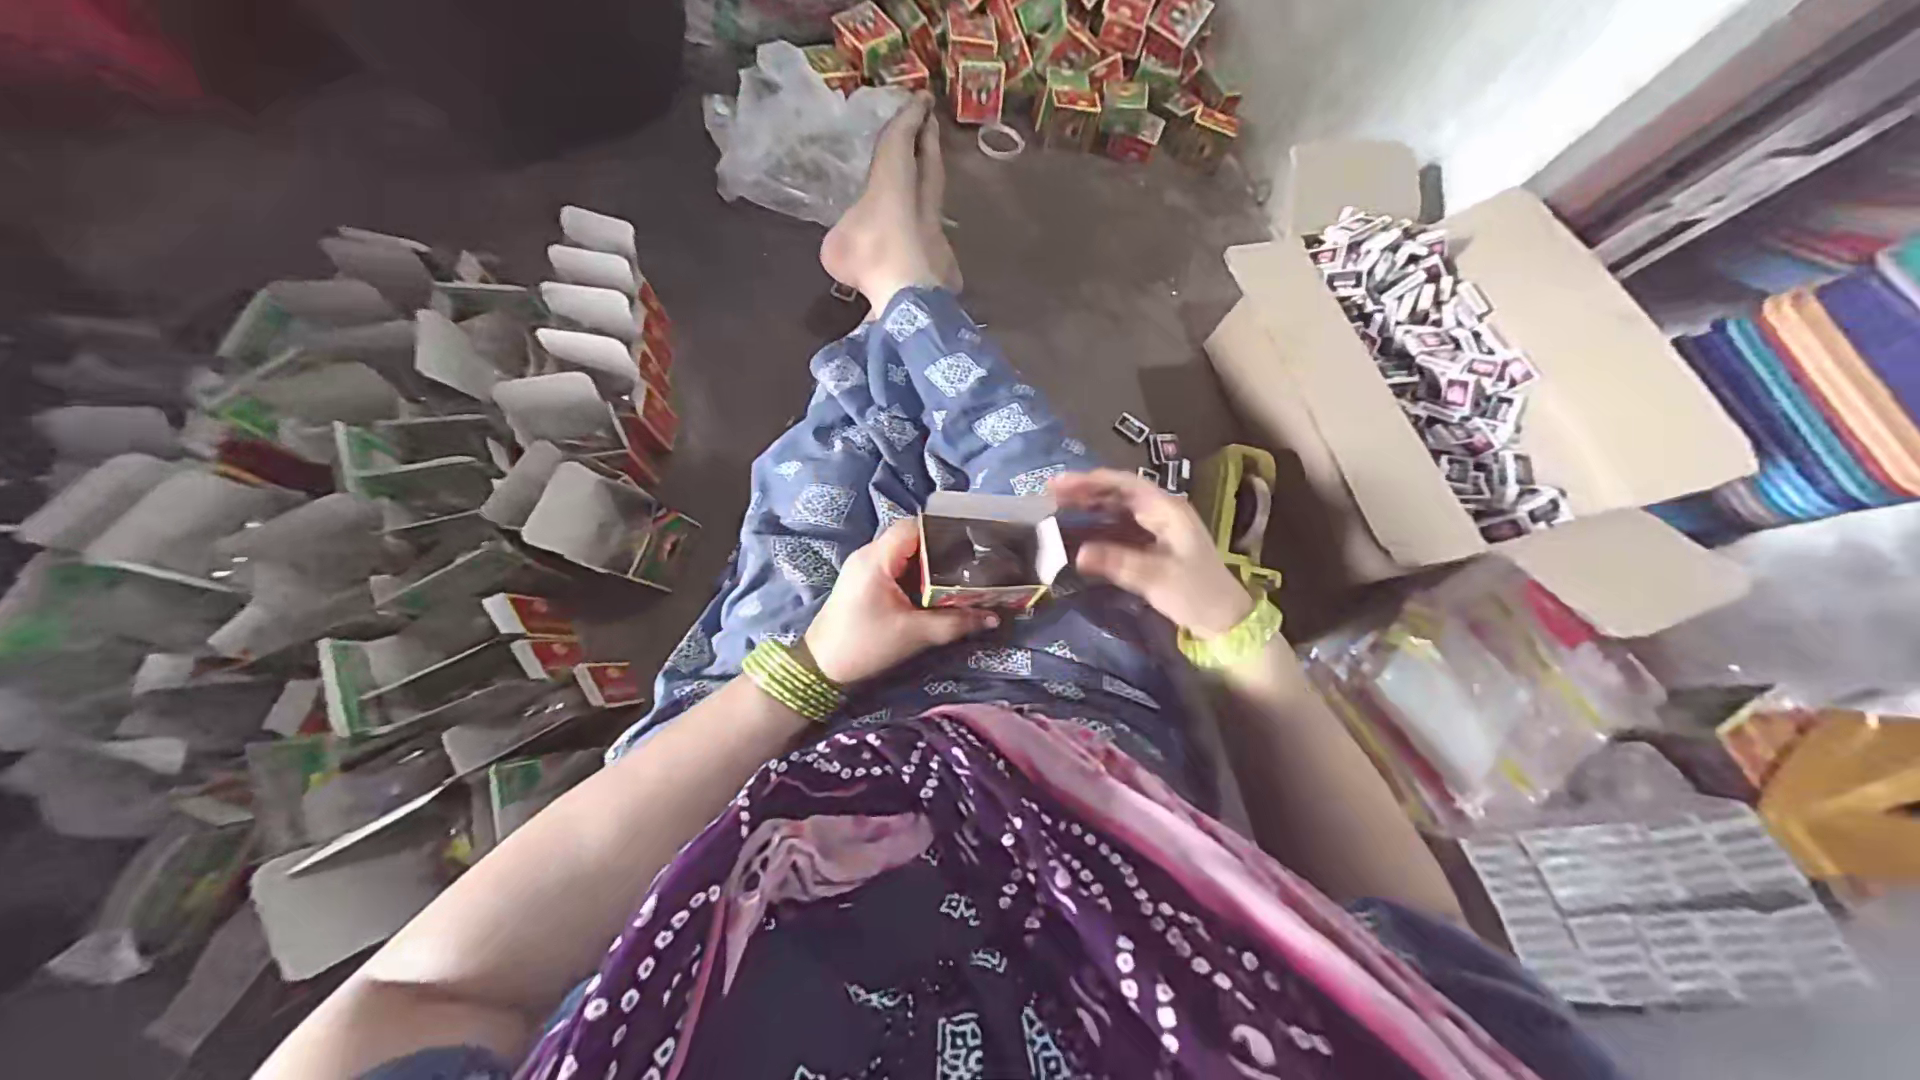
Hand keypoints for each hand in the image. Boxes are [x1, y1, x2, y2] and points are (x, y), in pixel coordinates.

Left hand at [803, 520, 998, 684]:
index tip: (971, 543)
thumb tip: (993, 617)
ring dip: (929, 564)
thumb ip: (956, 623)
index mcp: (877, 558)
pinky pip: (895, 567)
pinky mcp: (863, 582)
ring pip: (904, 553)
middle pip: (911, 538)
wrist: (821, 668)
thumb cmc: (864, 645)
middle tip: (972, 562)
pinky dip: (916, 574)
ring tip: (960, 575)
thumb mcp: (914, 635)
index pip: (915, 527)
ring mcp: (863, 567)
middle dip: (942, 549)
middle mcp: (868, 555)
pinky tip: (935, 589)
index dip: (944, 531)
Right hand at [1049, 469, 1254, 637]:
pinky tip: (1078, 530)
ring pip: (1117, 508)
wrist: (1223, 619)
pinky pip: (1119, 526)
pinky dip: (1097, 524)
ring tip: (1057, 507)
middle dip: (1084, 491)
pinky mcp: (1152, 543)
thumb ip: (1118, 563)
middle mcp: (1161, 511)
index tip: (1061, 484)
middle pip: (1118, 492)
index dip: (1091, 481)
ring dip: (1089, 506)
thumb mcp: (1157, 578)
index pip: (1124, 484)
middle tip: (1050, 494)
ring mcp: (1157, 527)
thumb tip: (1078, 554)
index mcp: (1167, 510)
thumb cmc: (1196, 593)